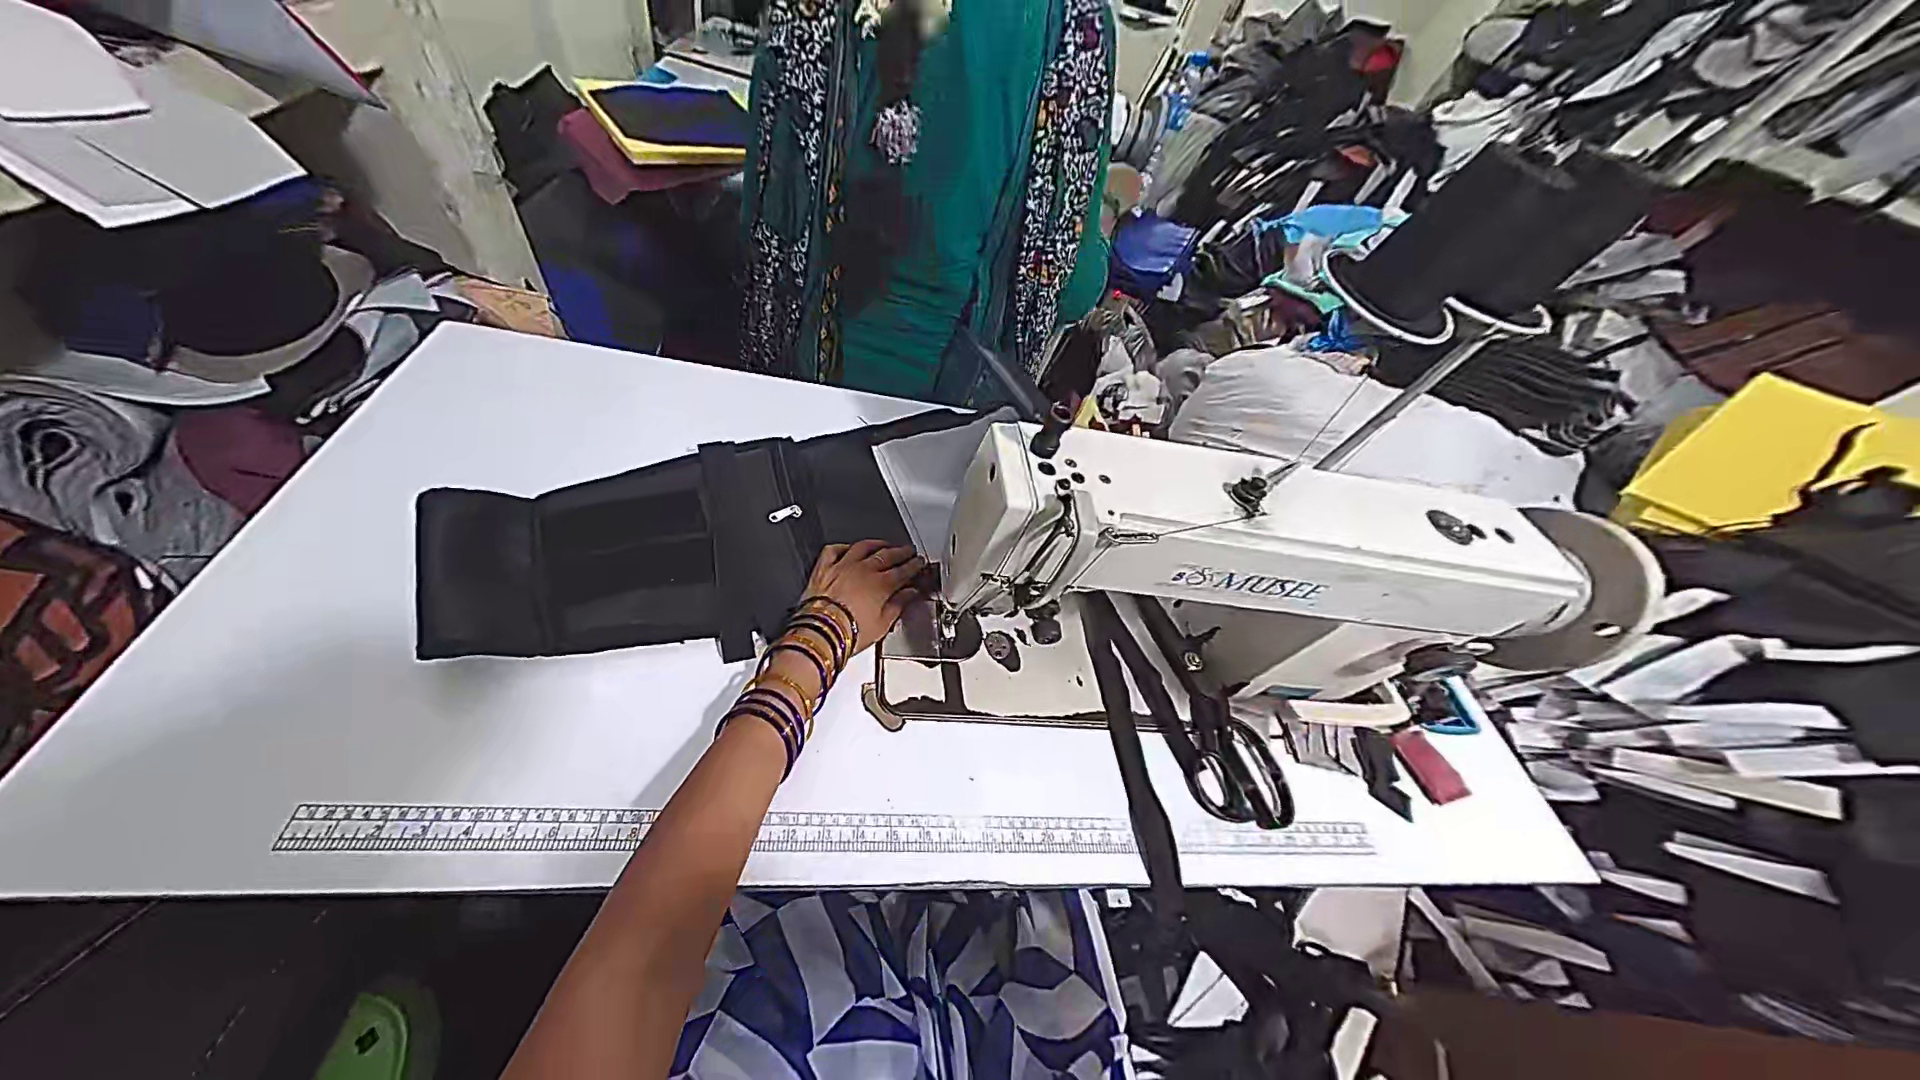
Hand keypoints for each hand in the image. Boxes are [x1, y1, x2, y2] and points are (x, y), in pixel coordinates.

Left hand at [802, 541, 924, 653]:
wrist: (820, 633)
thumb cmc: (849, 632)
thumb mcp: (883, 624)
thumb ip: (898, 605)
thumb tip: (908, 595)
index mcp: (881, 584)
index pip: (903, 570)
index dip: (914, 565)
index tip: (919, 562)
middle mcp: (863, 570)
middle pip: (887, 555)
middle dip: (901, 552)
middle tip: (908, 550)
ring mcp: (843, 567)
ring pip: (863, 547)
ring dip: (877, 544)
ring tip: (884, 544)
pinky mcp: (824, 569)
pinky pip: (834, 550)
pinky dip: (843, 547)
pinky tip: (848, 548)